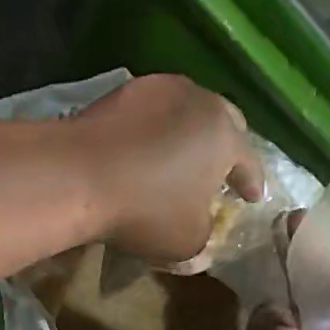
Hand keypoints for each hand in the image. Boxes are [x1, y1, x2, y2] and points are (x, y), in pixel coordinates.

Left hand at [71, 74, 264, 263]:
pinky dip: (155, 128)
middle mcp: (201, 101)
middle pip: (224, 123)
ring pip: (187, 111)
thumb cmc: (143, 210)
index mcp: (226, 136)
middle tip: (220, 171)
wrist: (77, 175)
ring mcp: (161, 88)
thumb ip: (207, 234)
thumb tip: (204, 225)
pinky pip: (151, 112)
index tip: (252, 198)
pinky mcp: (123, 91)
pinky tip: (144, 146)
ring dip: (190, 133)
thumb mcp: (186, 241)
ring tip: (181, 155)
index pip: (249, 162)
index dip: (252, 184)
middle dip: (227, 148)